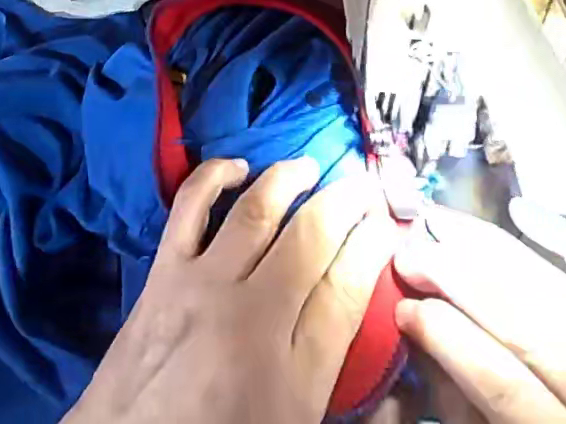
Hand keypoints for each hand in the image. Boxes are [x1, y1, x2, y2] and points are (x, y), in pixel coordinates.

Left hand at [63, 157, 398, 423]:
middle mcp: (253, 319)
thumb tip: (401, 371)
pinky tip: (239, 166)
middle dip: (348, 202)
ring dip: (291, 177)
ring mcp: (203, 288)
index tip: (387, 226)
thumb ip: (358, 406)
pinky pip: (190, 207)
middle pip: (312, 237)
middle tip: (364, 187)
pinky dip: (214, 176)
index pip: (348, 287)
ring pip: (258, 210)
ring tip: (312, 168)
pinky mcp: (163, 274)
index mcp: (294, 376)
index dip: (375, 245)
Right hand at [394, 200, 565, 423]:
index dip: (449, 338)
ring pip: (565, 294)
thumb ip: (467, 409)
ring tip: (444, 222)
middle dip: (465, 280)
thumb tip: (423, 336)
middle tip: (413, 251)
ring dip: (497, 250)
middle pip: (536, 326)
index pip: (507, 385)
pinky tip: (521, 210)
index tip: (404, 306)